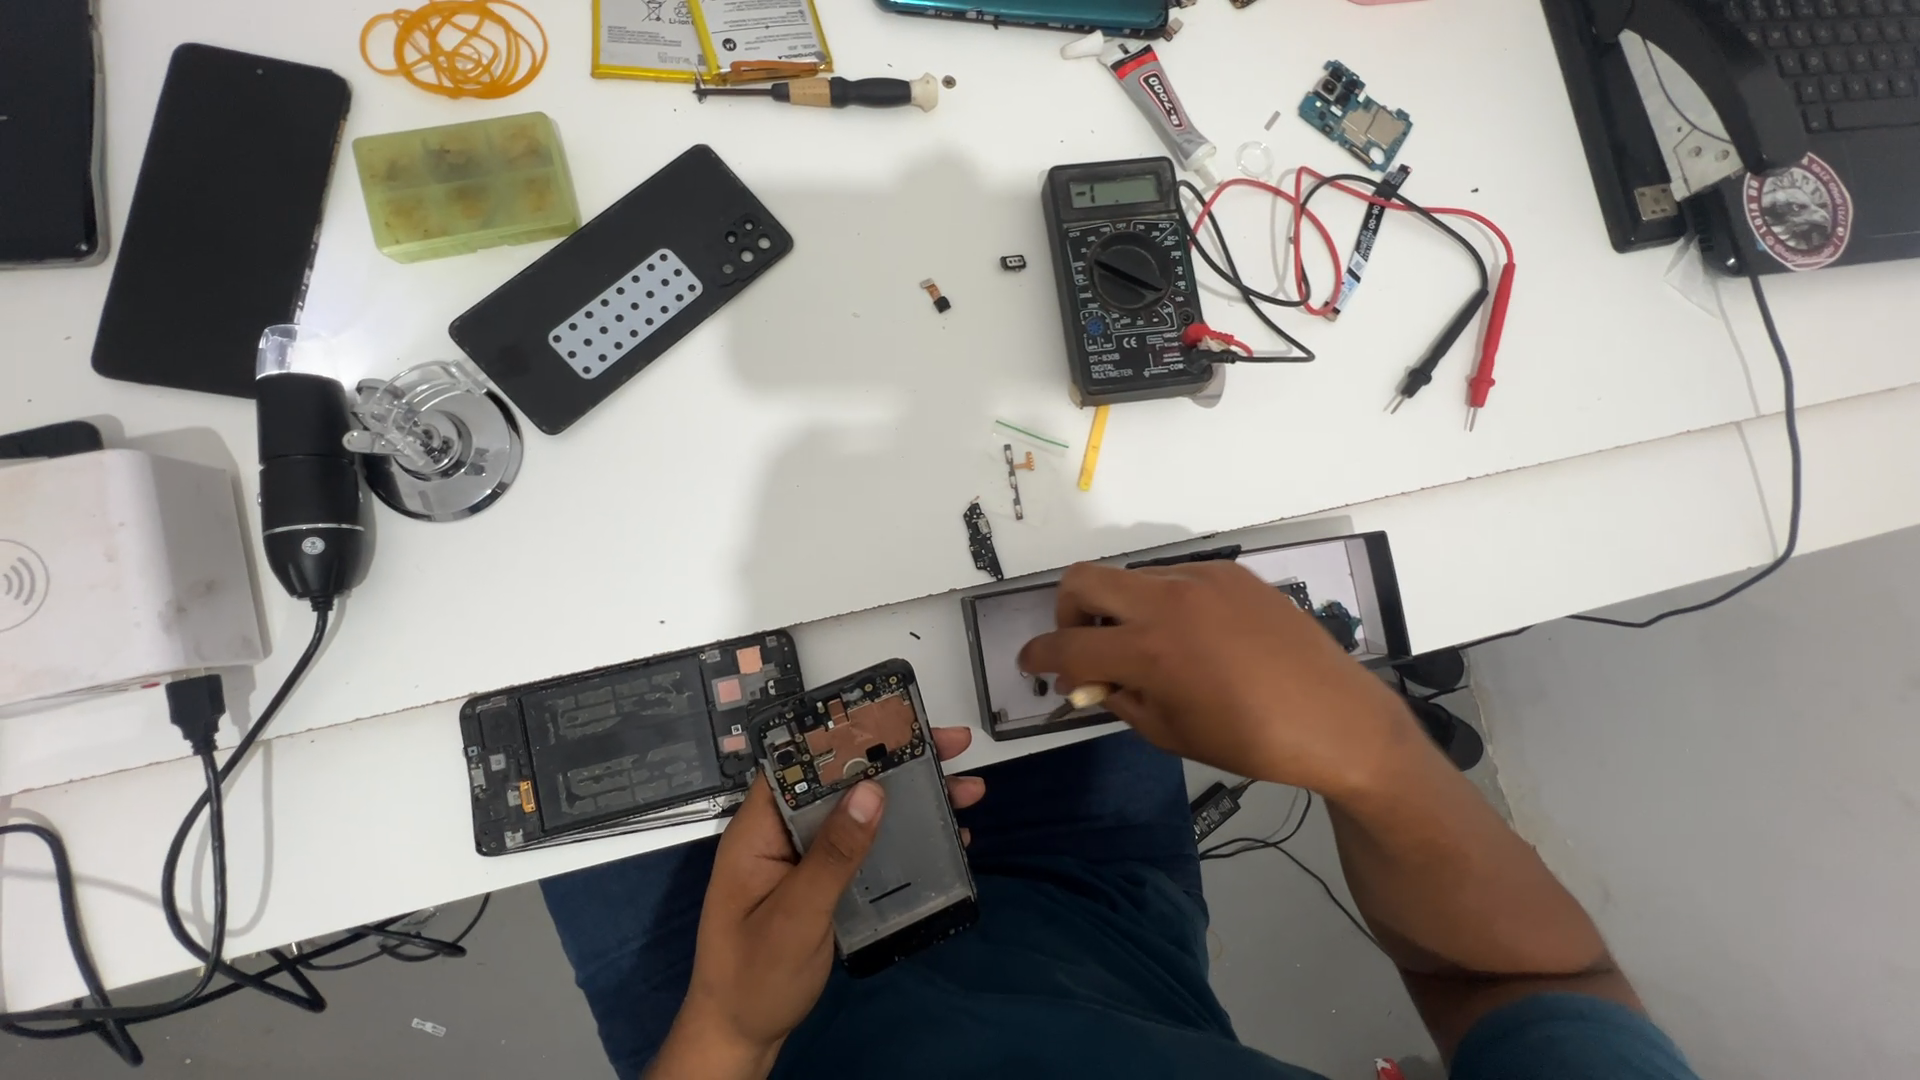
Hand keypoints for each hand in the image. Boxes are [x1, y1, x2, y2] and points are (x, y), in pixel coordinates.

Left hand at [651, 727, 983, 1078]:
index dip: (850, 734)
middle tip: (953, 747)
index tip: (900, 721)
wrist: (739, 1038)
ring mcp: (807, 854)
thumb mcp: (794, 917)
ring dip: (914, 798)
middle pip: (843, 779)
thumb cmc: (754, 978)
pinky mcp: (827, 877)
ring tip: (968, 792)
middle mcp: (785, 831)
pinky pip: (869, 843)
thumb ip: (833, 855)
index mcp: (760, 827)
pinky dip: (906, 835)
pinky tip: (945, 836)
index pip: (803, 761)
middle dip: (900, 760)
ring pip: (863, 809)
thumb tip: (871, 791)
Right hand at [1016, 560, 1413, 796]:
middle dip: (1067, 612)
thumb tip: (1088, 681)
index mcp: (1150, 650)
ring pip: (1130, 575)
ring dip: (1118, 606)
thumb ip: (1117, 699)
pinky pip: (1174, 576)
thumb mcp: (1170, 733)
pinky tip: (1191, 634)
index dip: (1038, 657)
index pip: (1068, 646)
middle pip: (1083, 579)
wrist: (1338, 720)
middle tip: (1084, 644)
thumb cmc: (1251, 742)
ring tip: (1146, 644)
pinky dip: (1162, 602)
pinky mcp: (1231, 572)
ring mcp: (1201, 579)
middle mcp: (1168, 601)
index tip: (1030, 664)